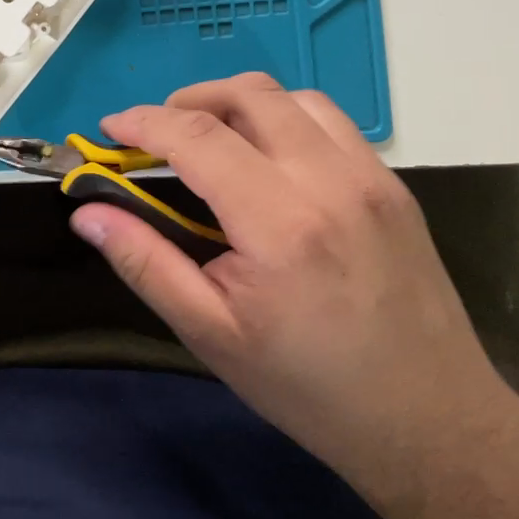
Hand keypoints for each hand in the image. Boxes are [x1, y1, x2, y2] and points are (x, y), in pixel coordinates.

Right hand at [69, 73, 510, 475]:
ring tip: (206, 140)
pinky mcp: (394, 189)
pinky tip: (263, 163)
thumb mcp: (209, 332)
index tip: (108, 131)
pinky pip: (330, 124)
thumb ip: (144, 262)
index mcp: (280, 222)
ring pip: (295, 98)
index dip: (143, 122)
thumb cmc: (308, 385)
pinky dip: (282, 121)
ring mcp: (372, 180)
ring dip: (238, 104)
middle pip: (249, 95)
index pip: (198, 136)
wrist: (431, 422)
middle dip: (187, 100)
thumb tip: (87, 213)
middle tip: (152, 135)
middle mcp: (331, 182)